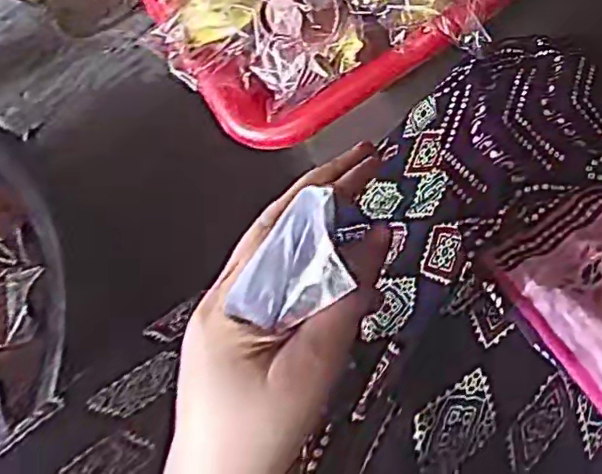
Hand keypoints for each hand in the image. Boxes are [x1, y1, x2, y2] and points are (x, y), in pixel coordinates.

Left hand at [167, 142, 390, 473]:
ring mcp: (230, 313)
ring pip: (278, 244)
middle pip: (279, 224)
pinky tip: (336, 244)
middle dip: (326, 185)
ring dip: (320, 213)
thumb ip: (348, 295)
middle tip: (366, 161)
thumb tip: (377, 238)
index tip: (365, 161)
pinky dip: (314, 246)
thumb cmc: (251, 441)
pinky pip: (282, 270)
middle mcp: (225, 299)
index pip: (286, 223)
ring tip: (357, 192)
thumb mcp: (314, 362)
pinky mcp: (242, 328)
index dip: (330, 185)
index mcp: (232, 301)